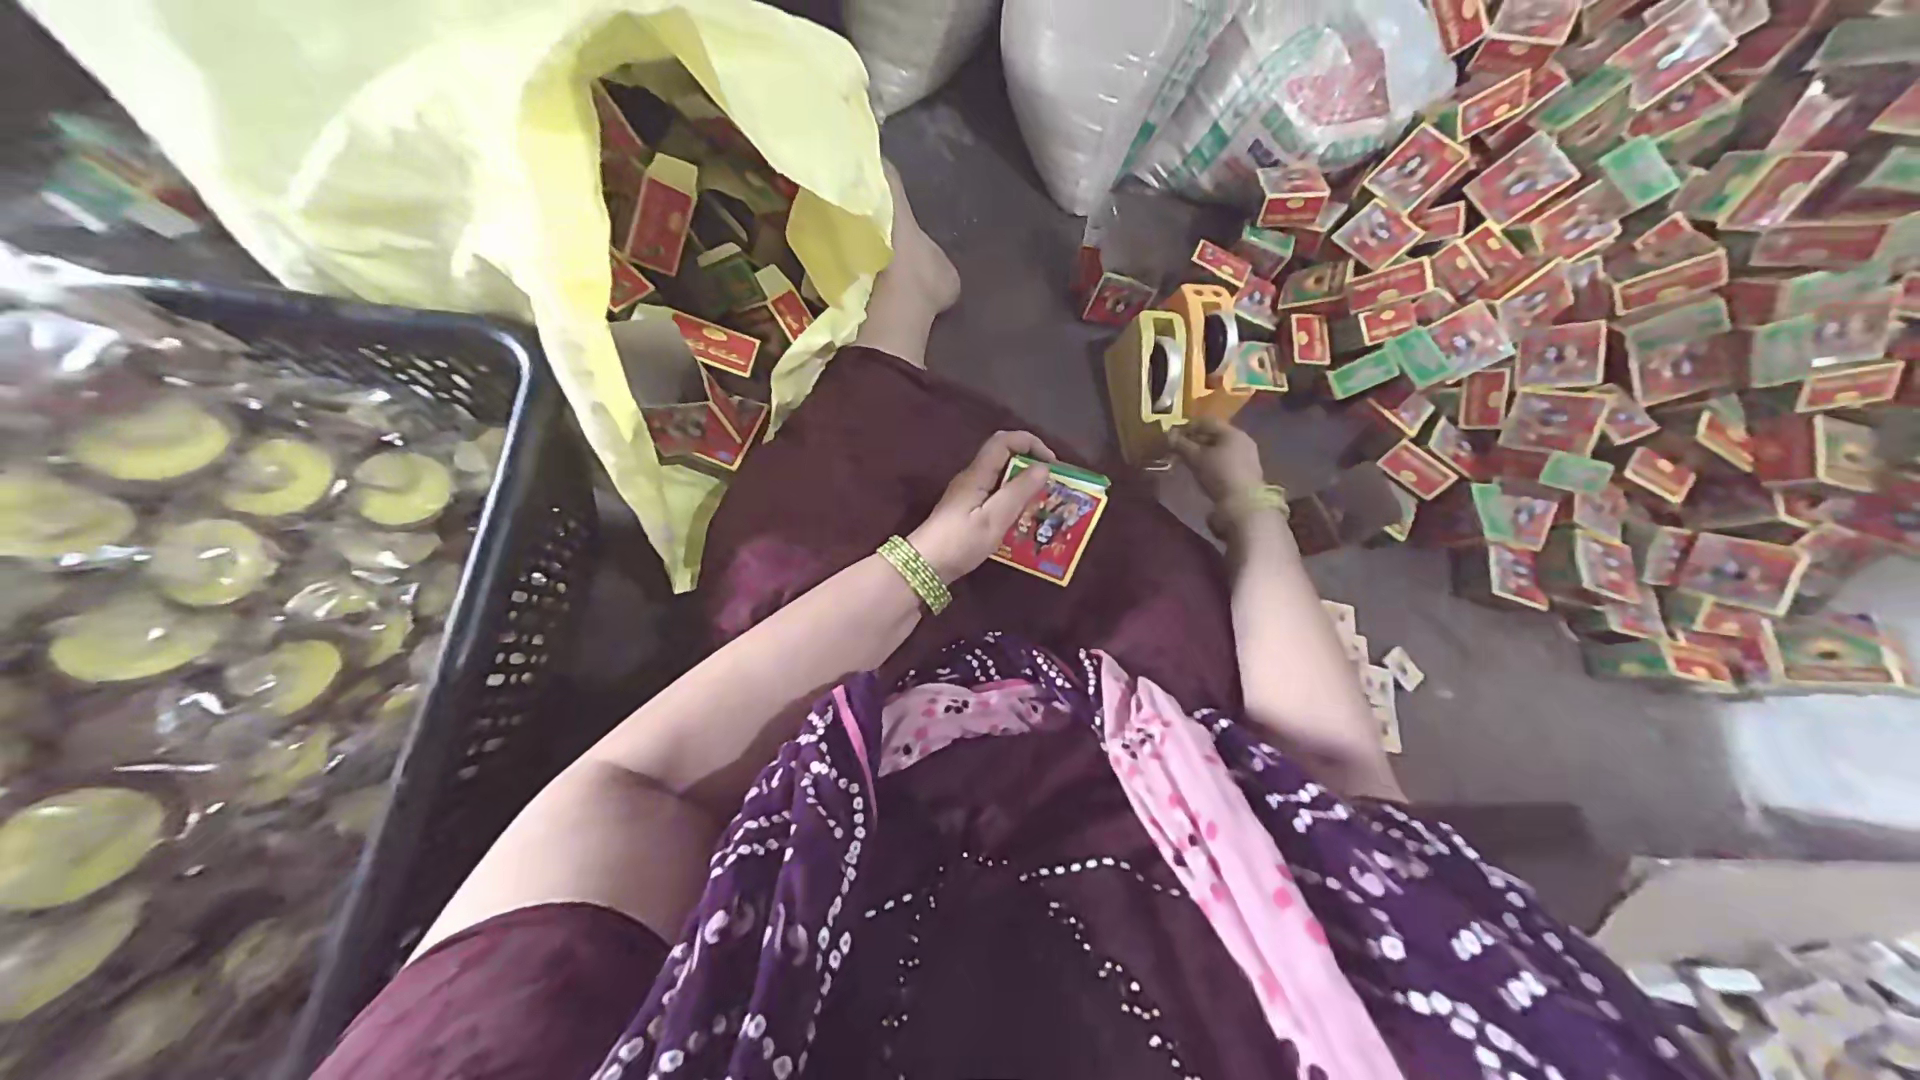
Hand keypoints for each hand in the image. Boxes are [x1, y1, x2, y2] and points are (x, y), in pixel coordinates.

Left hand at [907, 431, 1055, 582]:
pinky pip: (994, 494)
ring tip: (1041, 502)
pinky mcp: (966, 510)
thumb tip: (1043, 467)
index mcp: (976, 474)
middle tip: (1051, 485)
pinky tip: (1021, 517)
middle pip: (1003, 456)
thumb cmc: (960, 542)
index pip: (1004, 441)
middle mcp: (971, 478)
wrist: (924, 566)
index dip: (1030, 443)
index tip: (1052, 463)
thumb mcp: (994, 518)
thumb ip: (1018, 492)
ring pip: (999, 476)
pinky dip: (1011, 498)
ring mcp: (967, 494)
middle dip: (1030, 464)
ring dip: (1022, 483)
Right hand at [1169, 418, 1265, 504]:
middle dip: (1195, 440)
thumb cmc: (1218, 474)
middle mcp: (1243, 440)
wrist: (1242, 503)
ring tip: (1189, 461)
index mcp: (1232, 432)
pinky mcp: (1248, 471)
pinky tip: (1205, 471)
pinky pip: (1227, 460)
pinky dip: (1213, 462)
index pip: (1206, 422)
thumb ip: (1181, 444)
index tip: (1173, 436)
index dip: (1187, 426)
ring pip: (1221, 448)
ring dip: (1204, 452)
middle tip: (1179, 449)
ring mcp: (1248, 456)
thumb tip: (1168, 435)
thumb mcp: (1196, 458)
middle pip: (1215, 435)